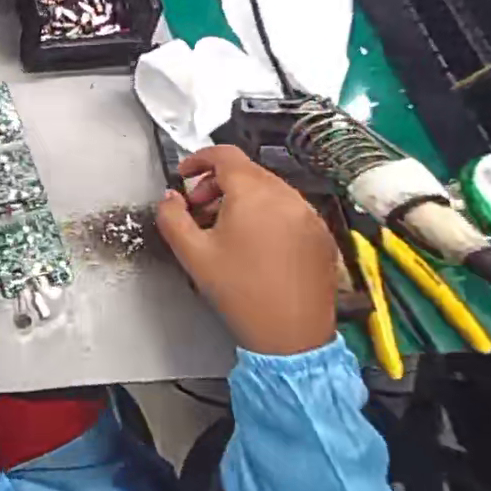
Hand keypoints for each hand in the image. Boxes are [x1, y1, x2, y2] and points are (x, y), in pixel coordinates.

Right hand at [154, 145, 338, 354]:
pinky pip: (287, 208)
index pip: (225, 155)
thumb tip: (170, 198)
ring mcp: (309, 216)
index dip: (199, 159)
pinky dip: (264, 212)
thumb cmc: (240, 292)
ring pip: (268, 189)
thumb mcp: (191, 252)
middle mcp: (288, 198)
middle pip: (246, 171)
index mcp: (254, 195)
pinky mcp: (320, 235)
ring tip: (221, 227)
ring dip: (240, 197)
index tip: (185, 174)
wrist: (291, 335)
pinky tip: (250, 242)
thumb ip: (171, 216)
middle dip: (216, 183)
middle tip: (197, 208)